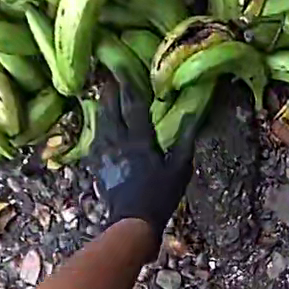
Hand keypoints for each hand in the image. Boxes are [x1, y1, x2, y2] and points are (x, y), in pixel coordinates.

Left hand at [91, 76, 202, 238]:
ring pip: (99, 121)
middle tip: (109, 74)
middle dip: (109, 90)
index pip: (132, 104)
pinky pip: (93, 139)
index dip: (129, 84)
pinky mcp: (97, 164)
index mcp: (139, 139)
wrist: (132, 221)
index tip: (125, 67)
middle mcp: (117, 140)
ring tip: (101, 93)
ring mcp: (104, 152)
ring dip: (100, 105)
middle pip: (109, 108)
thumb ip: (185, 139)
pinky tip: (97, 124)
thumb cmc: (160, 195)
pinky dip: (95, 127)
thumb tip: (194, 113)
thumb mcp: (179, 168)